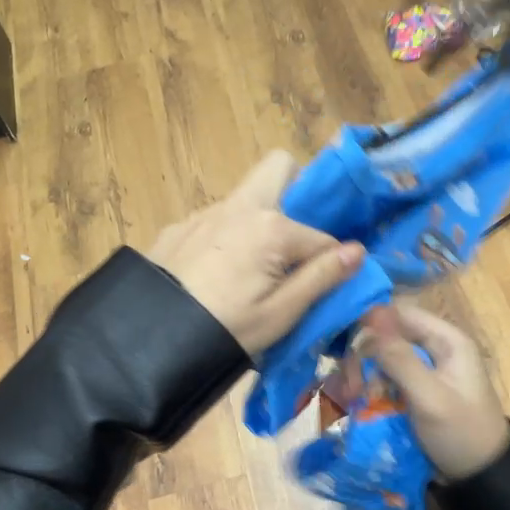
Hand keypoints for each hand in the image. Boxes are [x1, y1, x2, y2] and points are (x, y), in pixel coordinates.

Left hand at [148, 151, 365, 356]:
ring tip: (251, 273)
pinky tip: (214, 277)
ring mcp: (202, 215)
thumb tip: (358, 251)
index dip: (329, 259)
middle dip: (296, 191)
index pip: (320, 235)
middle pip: (278, 168)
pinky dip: (225, 239)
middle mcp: (237, 207)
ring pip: (243, 200)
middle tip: (296, 241)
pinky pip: (212, 222)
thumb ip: (321, 277)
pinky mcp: (177, 230)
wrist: (151, 340)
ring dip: (258, 222)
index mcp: (271, 226)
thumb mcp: (281, 313)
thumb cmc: (227, 329)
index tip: (328, 283)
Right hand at [359, 305, 509, 479]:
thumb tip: (372, 316)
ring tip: (354, 401)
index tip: (344, 352)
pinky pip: (383, 379)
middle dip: (363, 358)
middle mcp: (434, 348)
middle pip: (385, 335)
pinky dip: (369, 389)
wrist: (480, 477)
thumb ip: (400, 359)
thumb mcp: (429, 397)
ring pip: (380, 359)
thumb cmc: (460, 434)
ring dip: (363, 376)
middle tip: (352, 389)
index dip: (367, 326)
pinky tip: (357, 404)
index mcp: (446, 339)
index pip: (397, 313)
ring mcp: (423, 370)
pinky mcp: (413, 391)